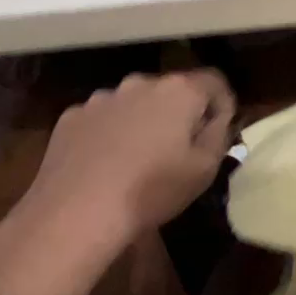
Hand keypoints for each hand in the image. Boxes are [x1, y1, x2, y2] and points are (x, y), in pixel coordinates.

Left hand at [0, 70, 235, 294]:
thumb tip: (217, 119)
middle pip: (172, 90)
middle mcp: (139, 83)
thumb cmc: (151, 191)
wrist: (75, 214)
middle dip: (182, 113)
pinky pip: (104, 119)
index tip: (221, 131)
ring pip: (135, 103)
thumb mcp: (205, 169)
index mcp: (178, 91)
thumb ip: (220, 135)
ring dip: (145, 121)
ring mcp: (101, 98)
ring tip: (142, 158)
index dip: (224, 104)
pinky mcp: (71, 117)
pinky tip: (107, 164)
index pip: (215, 81)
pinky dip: (112, 133)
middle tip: (182, 148)